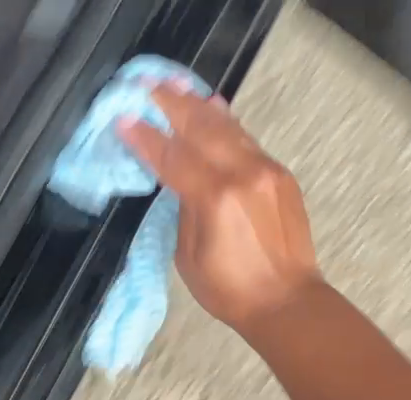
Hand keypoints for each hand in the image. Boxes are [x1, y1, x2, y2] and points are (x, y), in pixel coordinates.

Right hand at [119, 85, 321, 331]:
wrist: (285, 299)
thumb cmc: (226, 288)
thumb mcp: (188, 254)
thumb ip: (186, 210)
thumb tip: (183, 184)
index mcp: (214, 198)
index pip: (173, 158)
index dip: (146, 139)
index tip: (125, 120)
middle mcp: (243, 174)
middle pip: (203, 129)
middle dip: (174, 107)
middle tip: (151, 89)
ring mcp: (266, 170)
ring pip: (228, 128)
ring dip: (201, 107)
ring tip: (180, 90)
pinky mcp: (280, 175)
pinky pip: (247, 141)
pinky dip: (226, 124)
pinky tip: (215, 112)